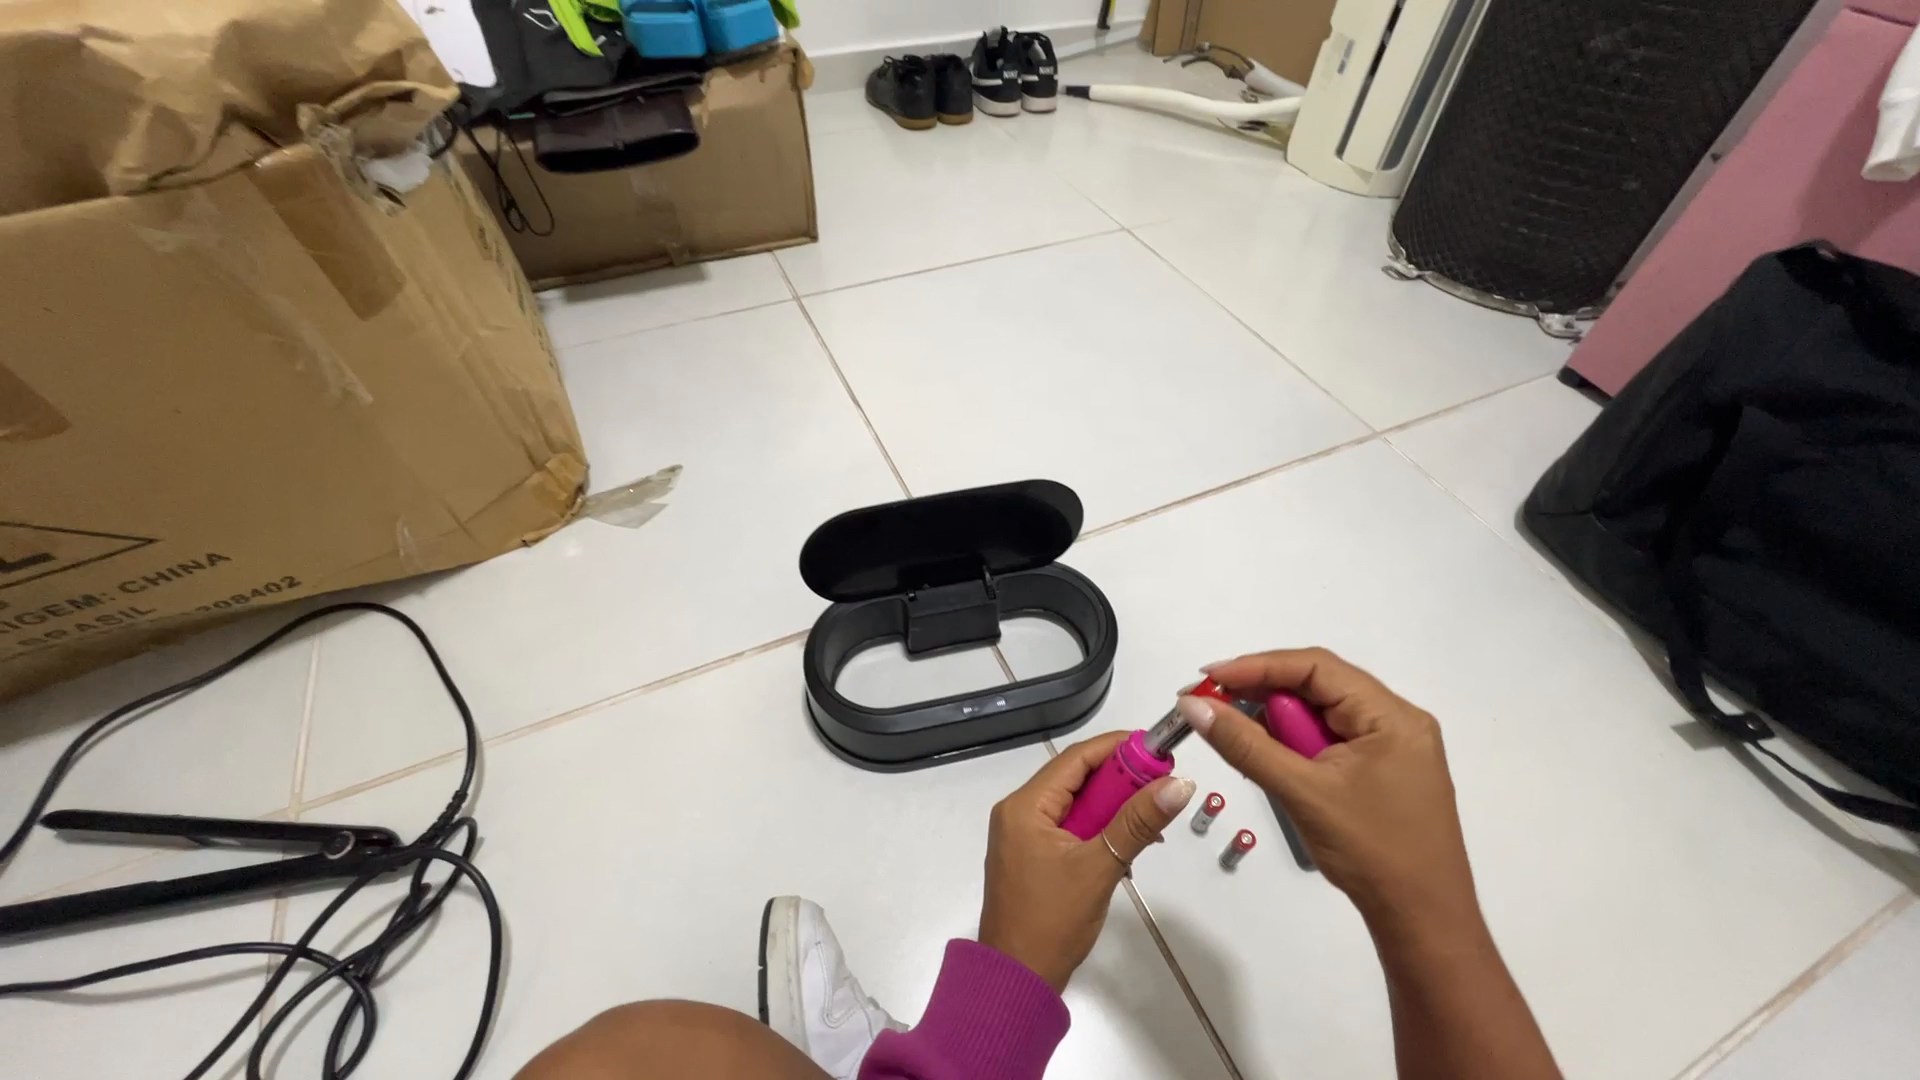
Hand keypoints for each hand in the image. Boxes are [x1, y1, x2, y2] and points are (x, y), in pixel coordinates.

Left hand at [978, 732, 1195, 991]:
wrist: (1016, 980)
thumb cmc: (1052, 920)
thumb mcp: (1100, 867)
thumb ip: (1137, 823)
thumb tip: (1178, 784)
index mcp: (1024, 806)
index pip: (1075, 759)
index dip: (1116, 747)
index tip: (1157, 747)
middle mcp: (1019, 811)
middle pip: (1075, 779)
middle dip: (1120, 779)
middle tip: (1163, 782)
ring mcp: (1023, 835)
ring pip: (1076, 804)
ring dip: (1113, 807)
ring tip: (1153, 816)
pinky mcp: (1032, 856)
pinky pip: (1070, 827)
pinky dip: (1099, 829)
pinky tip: (1129, 843)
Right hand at [1182, 649, 1477, 932]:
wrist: (1423, 921)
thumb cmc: (1370, 852)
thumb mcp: (1301, 792)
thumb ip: (1245, 744)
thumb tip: (1193, 705)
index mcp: (1390, 716)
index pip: (1315, 667)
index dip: (1257, 666)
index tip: (1209, 677)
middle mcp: (1395, 719)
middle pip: (1316, 685)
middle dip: (1260, 691)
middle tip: (1209, 702)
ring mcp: (1389, 745)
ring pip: (1318, 711)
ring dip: (1274, 719)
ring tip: (1230, 730)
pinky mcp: (1378, 768)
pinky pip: (1326, 737)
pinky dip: (1292, 742)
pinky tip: (1264, 754)